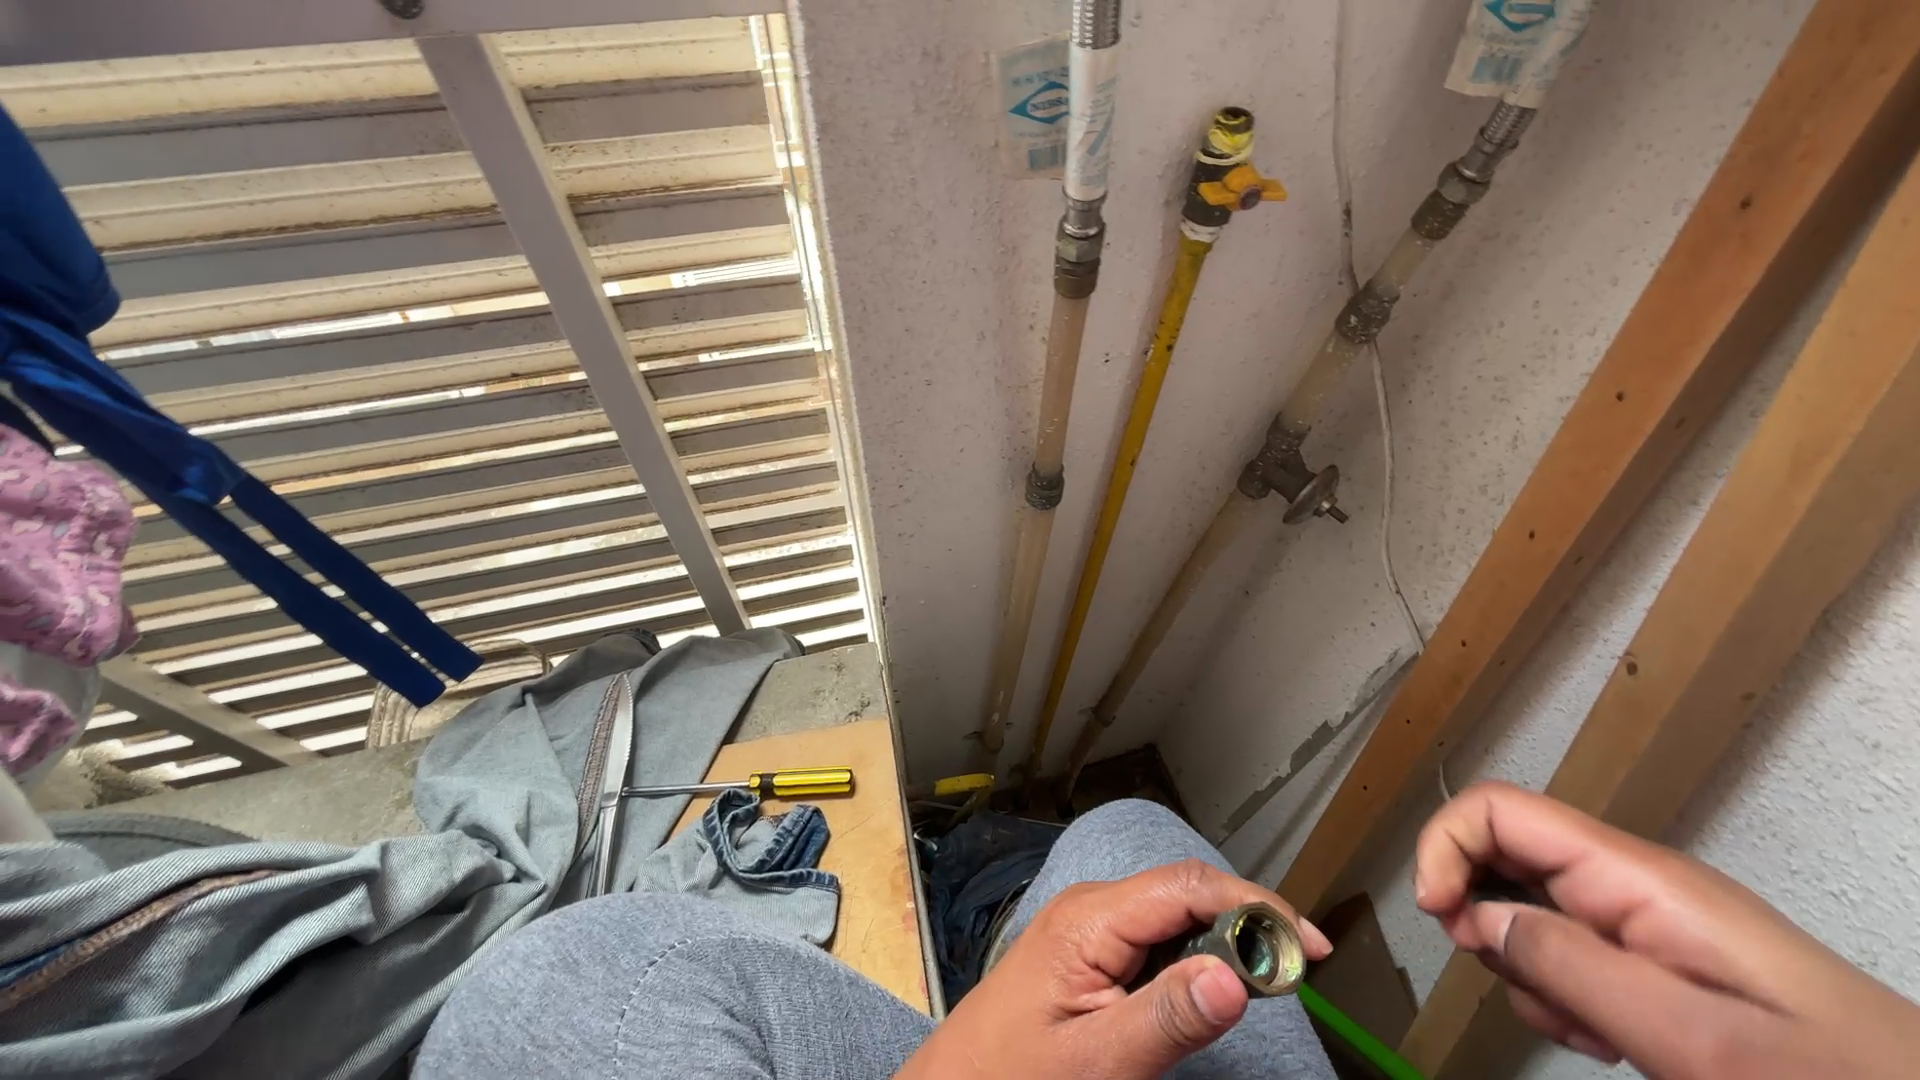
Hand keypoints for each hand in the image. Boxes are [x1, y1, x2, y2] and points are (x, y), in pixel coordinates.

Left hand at [896, 859, 1330, 1079]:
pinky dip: (1197, 957)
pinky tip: (1216, 983)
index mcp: (1090, 919)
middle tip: (1297, 971)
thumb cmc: (1014, 1075)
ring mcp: (1091, 927)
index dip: (1254, 905)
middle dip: (1246, 921)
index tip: (1310, 947)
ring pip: (1175, 915)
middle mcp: (1093, 908)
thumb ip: (1167, 1017)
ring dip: (1225, 939)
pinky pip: (1156, 939)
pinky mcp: (1092, 950)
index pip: (1187, 886)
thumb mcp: (1096, 1061)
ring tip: (1268, 978)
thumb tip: (1239, 976)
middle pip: (1186, 894)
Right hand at [1415, 781, 1919, 1077]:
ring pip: (1528, 910)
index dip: (1444, 845)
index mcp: (1635, 876)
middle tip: (1521, 984)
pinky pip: (1568, 949)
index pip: (1497, 809)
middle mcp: (1630, 881)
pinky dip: (1561, 991)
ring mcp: (1643, 916)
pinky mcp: (1654, 952)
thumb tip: (1474, 917)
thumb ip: (1567, 965)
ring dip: (1527, 967)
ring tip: (1585, 1030)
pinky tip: (1604, 1034)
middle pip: (1503, 854)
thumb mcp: (1687, 1036)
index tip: (1437, 917)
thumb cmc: (1821, 1078)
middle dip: (1483, 916)